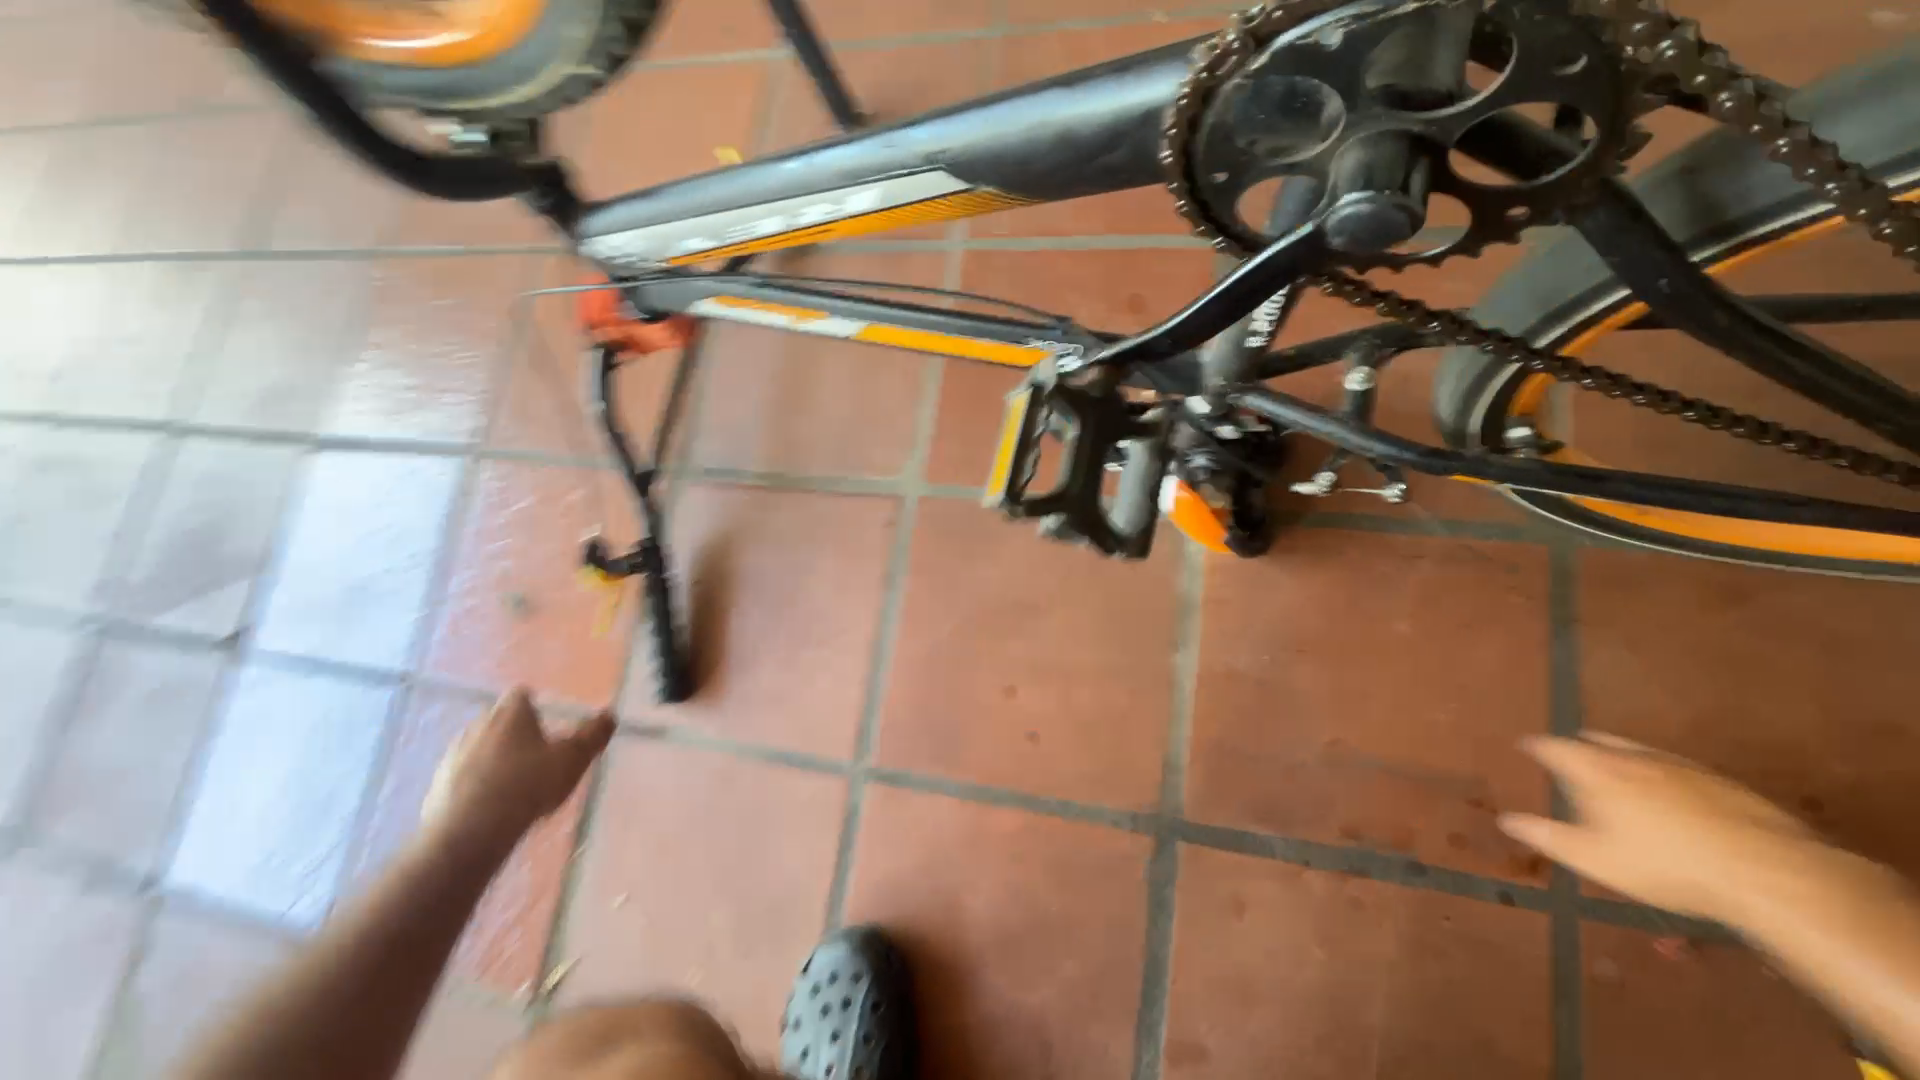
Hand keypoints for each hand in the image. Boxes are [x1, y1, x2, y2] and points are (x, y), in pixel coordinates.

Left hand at [422, 688, 615, 853]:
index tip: (549, 725)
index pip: (522, 695)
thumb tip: (609, 715)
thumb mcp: (573, 760)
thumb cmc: (528, 785)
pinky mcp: (438, 783)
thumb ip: (593, 736)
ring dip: (496, 759)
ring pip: (481, 748)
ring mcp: (454, 753)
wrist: (470, 831)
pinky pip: (464, 776)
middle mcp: (478, 724)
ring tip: (516, 786)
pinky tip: (493, 806)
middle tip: (538, 757)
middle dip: (517, 734)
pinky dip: (478, 784)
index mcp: (511, 712)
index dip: (537, 706)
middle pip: (501, 721)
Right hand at [1500, 733, 1821, 919]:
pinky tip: (1670, 791)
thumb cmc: (1664, 865)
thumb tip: (1507, 821)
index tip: (1526, 745)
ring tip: (1617, 766)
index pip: (1557, 748)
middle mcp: (1635, 759)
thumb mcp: (1595, 858)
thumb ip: (1548, 836)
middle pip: (1600, 742)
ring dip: (1623, 755)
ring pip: (1641, 752)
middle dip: (1581, 745)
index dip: (1538, 746)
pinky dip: (1661, 772)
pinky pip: (1677, 769)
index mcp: (1598, 772)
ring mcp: (1680, 767)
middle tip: (1572, 750)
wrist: (1764, 871)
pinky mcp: (1719, 782)